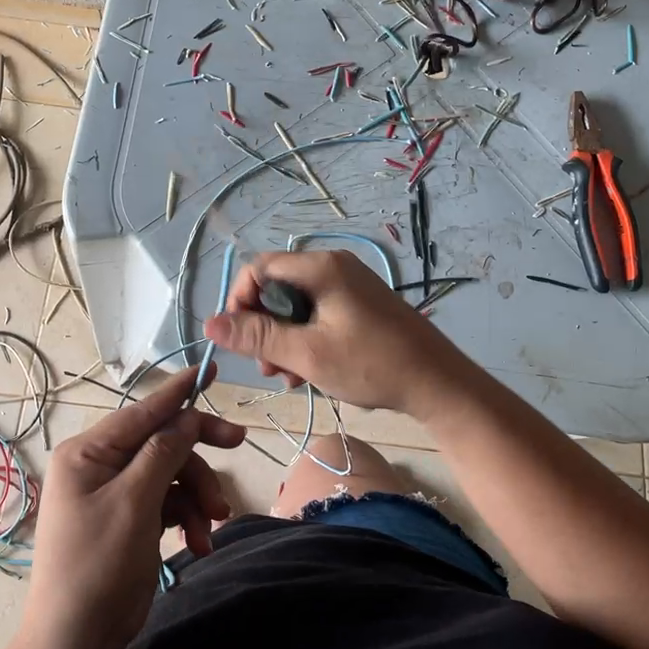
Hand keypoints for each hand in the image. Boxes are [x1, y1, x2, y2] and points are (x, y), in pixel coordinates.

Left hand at [2, 368, 245, 648]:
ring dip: (198, 495)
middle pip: (161, 441)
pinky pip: (168, 502)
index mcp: (88, 452)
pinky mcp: (130, 520)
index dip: (178, 391)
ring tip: (214, 525)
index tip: (210, 368)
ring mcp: (116, 493)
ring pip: (171, 473)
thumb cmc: (97, 566)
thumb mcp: (134, 504)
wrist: (76, 642)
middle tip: (239, 444)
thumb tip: (187, 416)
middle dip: (198, 453)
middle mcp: (100, 465)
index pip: (141, 411)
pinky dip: (187, 518)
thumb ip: (163, 453)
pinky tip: (200, 542)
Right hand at [206, 249, 474, 416]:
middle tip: (267, 369)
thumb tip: (209, 323)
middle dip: (263, 327)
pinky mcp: (361, 303)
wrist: (438, 383)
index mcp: (320, 268)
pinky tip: (309, 371)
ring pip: (296, 304)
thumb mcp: (308, 354)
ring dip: (283, 338)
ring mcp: (350, 283)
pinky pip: (318, 312)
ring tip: (289, 377)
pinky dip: (306, 338)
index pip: (259, 269)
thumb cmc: (372, 365)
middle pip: (277, 287)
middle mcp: (334, 265)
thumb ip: (257, 337)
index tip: (239, 341)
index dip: (240, 302)